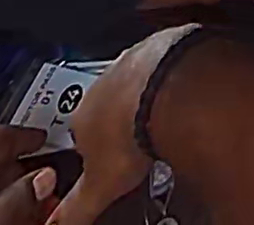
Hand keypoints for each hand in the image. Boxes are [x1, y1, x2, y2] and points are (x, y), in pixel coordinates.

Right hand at [46, 25, 202, 224]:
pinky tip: (178, 92)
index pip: (80, 134)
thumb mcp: (99, 186)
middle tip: (137, 139)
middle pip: (107, 103)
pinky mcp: (161, 46)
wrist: (164, 90)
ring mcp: (133, 60)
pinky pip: (161, 60)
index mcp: (83, 114)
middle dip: (119, 119)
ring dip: (142, 94)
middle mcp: (104, 82)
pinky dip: (167, 74)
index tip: (109, 160)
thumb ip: (74, 211)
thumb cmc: (130, 132)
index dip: (95, 150)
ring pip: (134, 79)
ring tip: (160, 116)